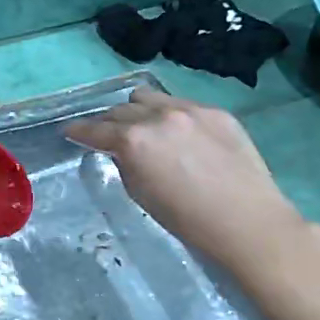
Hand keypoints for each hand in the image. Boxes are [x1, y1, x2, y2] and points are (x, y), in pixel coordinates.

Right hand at [64, 87, 305, 264]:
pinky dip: (172, 116)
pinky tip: (183, 136)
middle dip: (110, 122)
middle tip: (110, 135)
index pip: (97, 129)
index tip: (70, 131)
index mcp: (135, 140)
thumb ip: (125, 164)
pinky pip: (182, 104)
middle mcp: (159, 116)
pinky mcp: (216, 111)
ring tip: (145, 126)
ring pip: (150, 97)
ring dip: (139, 110)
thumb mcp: (142, 195)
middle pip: (121, 109)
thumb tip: (121, 150)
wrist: (248, 222)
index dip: (80, 131)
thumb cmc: (189, 220)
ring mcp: (190, 109)